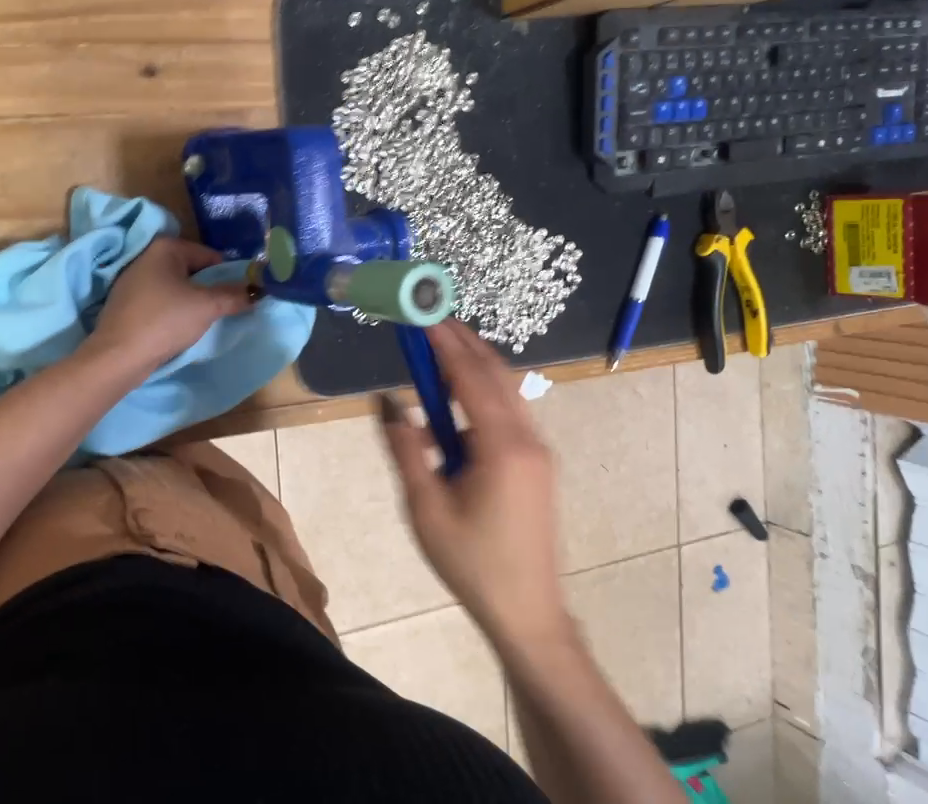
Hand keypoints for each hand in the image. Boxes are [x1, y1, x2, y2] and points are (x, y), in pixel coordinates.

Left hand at [87, 238, 253, 373]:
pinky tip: (177, 329)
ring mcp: (133, 280)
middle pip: (193, 271)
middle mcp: (147, 256)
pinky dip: (172, 312)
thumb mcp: (207, 306)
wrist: (119, 356)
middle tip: (221, 312)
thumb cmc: (165, 321)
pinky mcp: (127, 303)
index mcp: (165, 247)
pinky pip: (161, 301)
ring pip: (177, 287)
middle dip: (209, 290)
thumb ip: (234, 295)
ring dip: (191, 303)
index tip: (238, 299)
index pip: (211, 257)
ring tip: (200, 323)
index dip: (228, 277)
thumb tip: (257, 291)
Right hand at [379, 320, 570, 647]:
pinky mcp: (537, 466)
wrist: (527, 611)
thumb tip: (389, 401)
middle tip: (431, 318)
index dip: (445, 343)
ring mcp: (538, 452)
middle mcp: (528, 439)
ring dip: (475, 366)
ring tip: (440, 349)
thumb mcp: (425, 506)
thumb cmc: (471, 560)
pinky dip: (484, 393)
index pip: (470, 377)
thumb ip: (406, 448)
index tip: (422, 315)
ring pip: (508, 392)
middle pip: (496, 375)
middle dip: (464, 343)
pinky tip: (458, 400)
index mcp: (502, 446)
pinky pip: (511, 413)